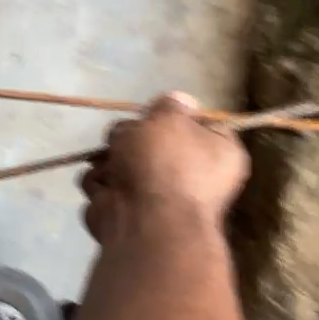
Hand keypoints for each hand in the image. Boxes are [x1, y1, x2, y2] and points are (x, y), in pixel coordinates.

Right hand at [80, 93, 249, 242]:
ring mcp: (158, 194)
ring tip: (111, 171)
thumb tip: (178, 100)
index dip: (170, 118)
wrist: (144, 219)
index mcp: (218, 151)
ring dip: (108, 162)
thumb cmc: (163, 164)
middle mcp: (193, 174)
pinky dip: (100, 184)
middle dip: (127, 140)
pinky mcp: (127, 208)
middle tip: (123, 142)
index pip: (197, 124)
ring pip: (120, 161)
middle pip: (149, 141)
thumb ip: (170, 105)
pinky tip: (105, 190)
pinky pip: (105, 184)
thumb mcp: (168, 120)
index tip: (152, 118)